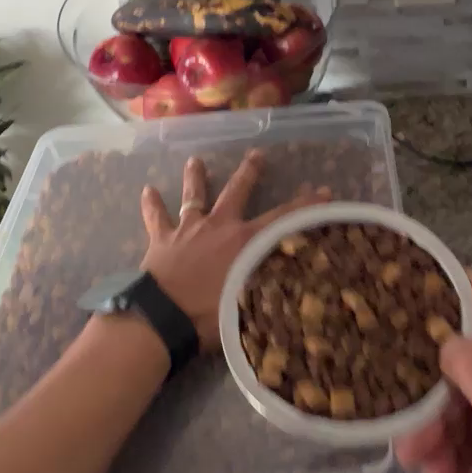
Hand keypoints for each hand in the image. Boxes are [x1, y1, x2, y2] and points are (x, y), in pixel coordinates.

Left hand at [138, 150, 326, 349]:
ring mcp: (187, 230)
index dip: (305, 204)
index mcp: (244, 241)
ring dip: (195, 178)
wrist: (162, 318)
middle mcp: (218, 226)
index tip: (323, 191)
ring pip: (193, 197)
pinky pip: (156, 218)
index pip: (282, 218)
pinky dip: (152, 205)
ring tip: (195, 161)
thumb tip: (295, 287)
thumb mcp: (251, 300)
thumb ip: (270, 285)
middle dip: (249, 172)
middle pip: (236, 192)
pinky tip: (147, 190)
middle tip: (257, 154)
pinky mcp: (161, 240)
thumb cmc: (211, 315)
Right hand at [394, 272, 471, 472]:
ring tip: (426, 470)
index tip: (408, 290)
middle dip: (434, 399)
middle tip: (406, 423)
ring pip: (457, 408)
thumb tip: (445, 341)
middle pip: (466, 364)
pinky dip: (452, 465)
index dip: (456, 291)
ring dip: (437, 440)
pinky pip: (463, 443)